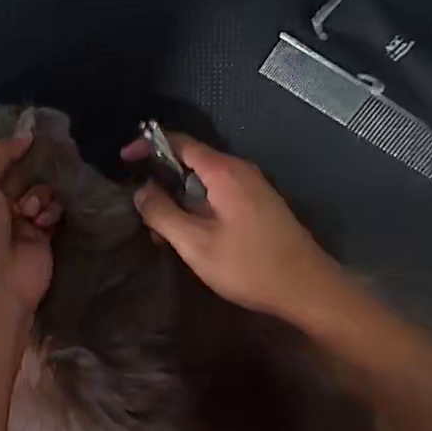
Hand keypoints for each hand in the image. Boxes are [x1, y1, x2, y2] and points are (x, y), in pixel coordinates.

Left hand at [0, 135, 60, 318]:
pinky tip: (42, 224)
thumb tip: (26, 137)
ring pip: (42, 193)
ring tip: (30, 213)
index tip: (33, 141)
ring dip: (40, 196)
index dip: (15, 153)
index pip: (0, 164)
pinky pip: (54, 213)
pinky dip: (51, 213)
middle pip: (24, 177)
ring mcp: (22, 224)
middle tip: (29, 184)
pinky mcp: (44, 239)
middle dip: (30, 174)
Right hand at [122, 133, 348, 321]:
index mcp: (225, 171)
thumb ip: (163, 213)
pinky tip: (190, 234)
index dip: (148, 146)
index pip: (180, 142)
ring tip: (161, 229)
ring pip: (205, 180)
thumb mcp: (196, 244)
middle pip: (192, 160)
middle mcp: (241, 170)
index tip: (124, 160)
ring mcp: (254, 187)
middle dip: (162, 177)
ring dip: (180, 197)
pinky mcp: (260, 205)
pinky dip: (198, 205)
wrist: (307, 288)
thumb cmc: (249, 266)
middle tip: (140, 204)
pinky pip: (220, 194)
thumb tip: (141, 190)